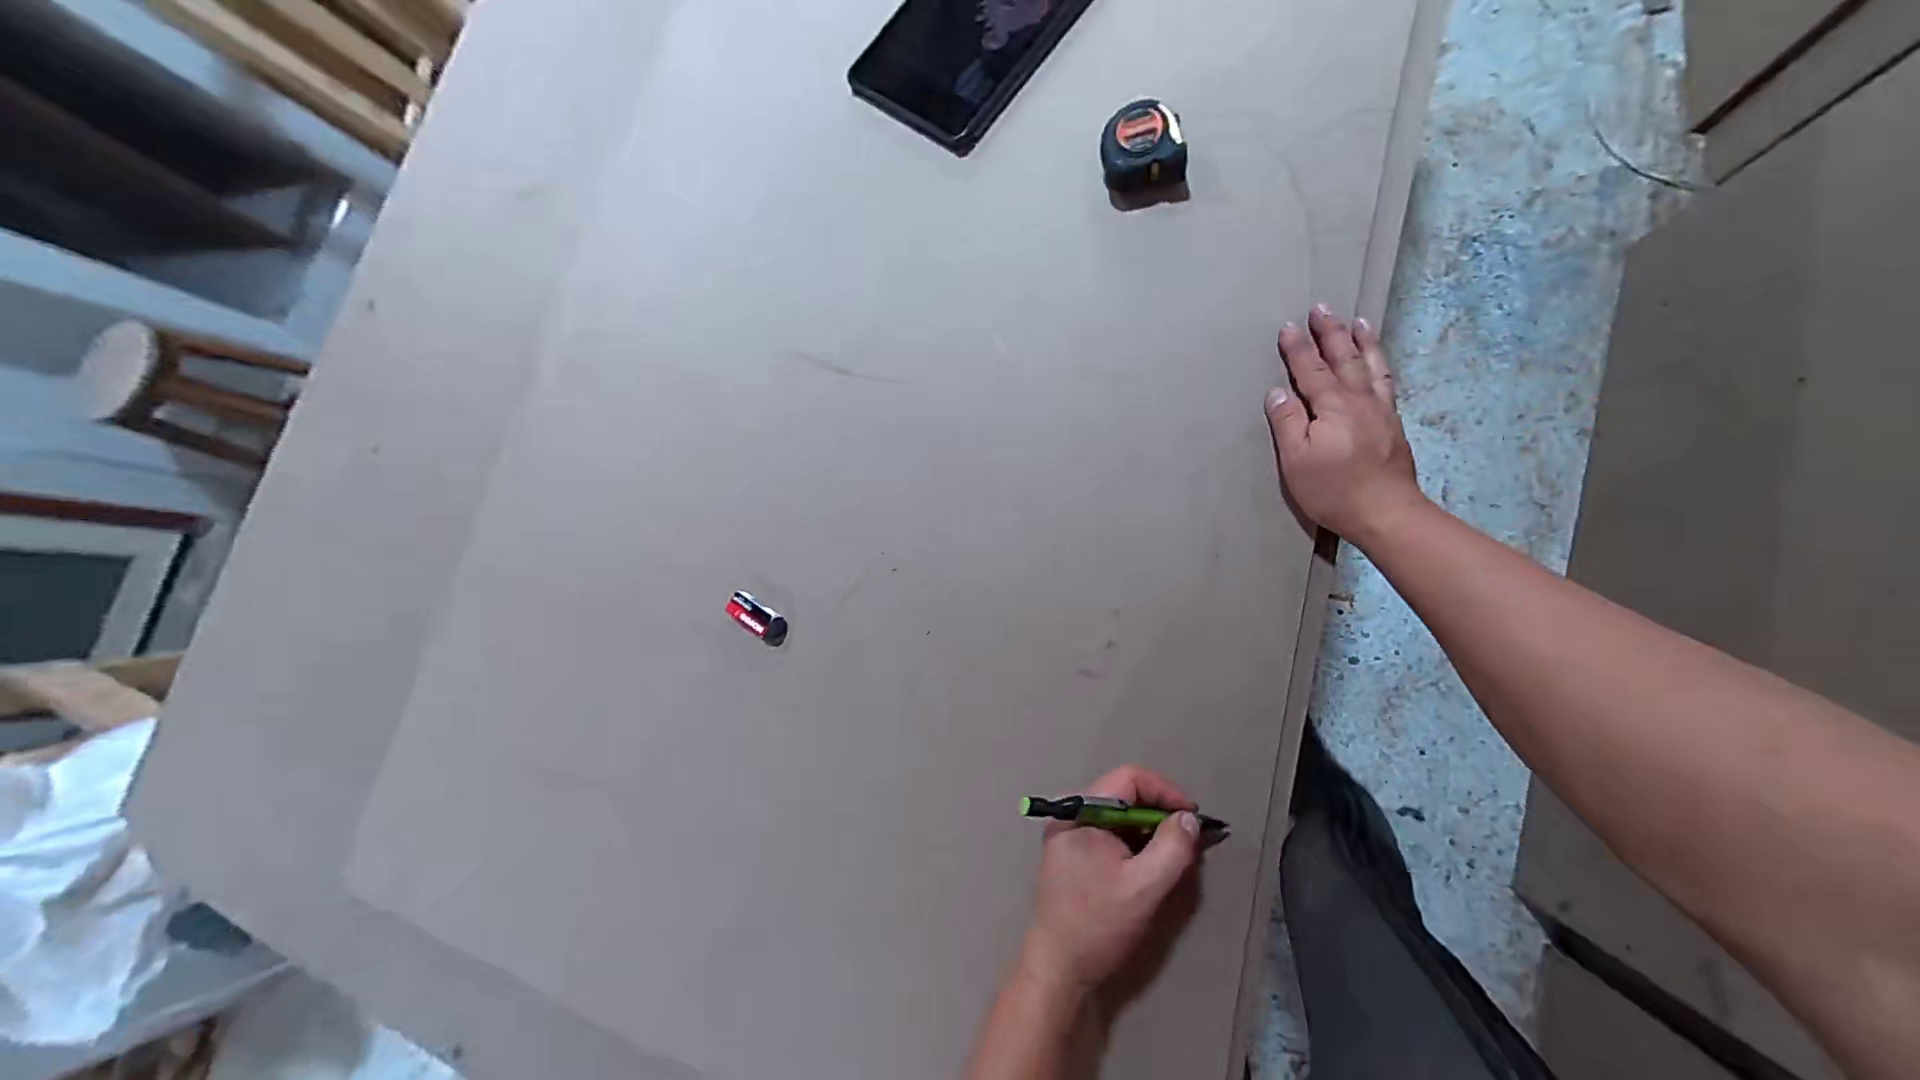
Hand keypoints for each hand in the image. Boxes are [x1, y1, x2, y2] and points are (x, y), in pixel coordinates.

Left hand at [1018, 766, 1201, 992]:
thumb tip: (1188, 818)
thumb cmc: (1097, 924)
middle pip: (1124, 794)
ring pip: (1119, 815)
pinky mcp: (1073, 852)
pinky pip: (1110, 832)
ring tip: (1174, 852)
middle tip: (1189, 837)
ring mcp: (1070, 832)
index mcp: (1080, 811)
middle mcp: (1071, 813)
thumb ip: (1172, 848)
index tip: (1192, 816)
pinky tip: (1151, 864)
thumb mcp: (1144, 887)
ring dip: (1149, 829)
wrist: (1057, 966)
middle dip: (1160, 812)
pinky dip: (1135, 842)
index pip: (1129, 778)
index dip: (1165, 791)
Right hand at [1264, 305, 1424, 543]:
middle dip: (1331, 333)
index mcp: (1333, 407)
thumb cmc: (1333, 490)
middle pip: (1344, 359)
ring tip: (1358, 321)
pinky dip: (1379, 365)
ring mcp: (1381, 412)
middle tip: (1322, 308)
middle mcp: (1360, 401)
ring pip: (1371, 367)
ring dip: (1361, 342)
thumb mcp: (1296, 460)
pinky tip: (1376, 363)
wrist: (1386, 513)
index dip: (1298, 348)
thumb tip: (1278, 392)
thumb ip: (1288, 422)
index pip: (1311, 370)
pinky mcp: (1392, 425)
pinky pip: (1385, 383)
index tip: (1288, 326)